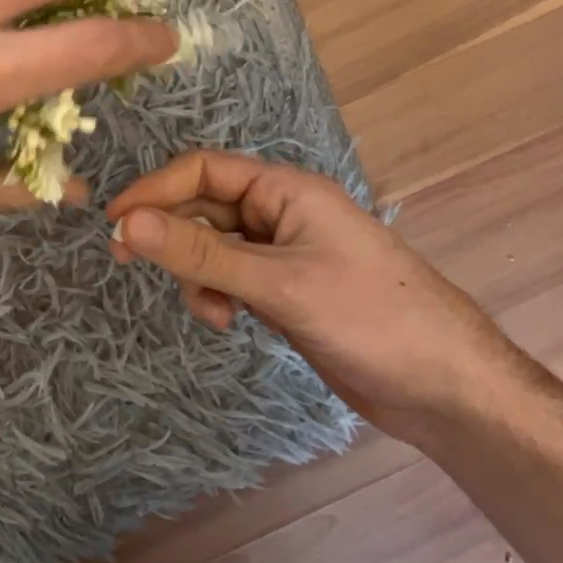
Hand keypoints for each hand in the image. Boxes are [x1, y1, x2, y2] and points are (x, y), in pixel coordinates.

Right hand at [106, 150, 524, 441]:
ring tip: (211, 310)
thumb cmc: (370, 318)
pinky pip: (231, 277)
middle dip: (169, 235)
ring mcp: (284, 253)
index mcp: (285, 190)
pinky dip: (218, 295)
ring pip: (213, 247)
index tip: (113, 223)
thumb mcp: (278, 282)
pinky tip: (229, 322)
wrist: (448, 391)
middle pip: (203, 207)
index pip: (202, 171)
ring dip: (197, 273)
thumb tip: (126, 222)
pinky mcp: (286, 290)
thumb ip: (200, 252)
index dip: (153, 190)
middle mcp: (281, 213)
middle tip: (128, 263)